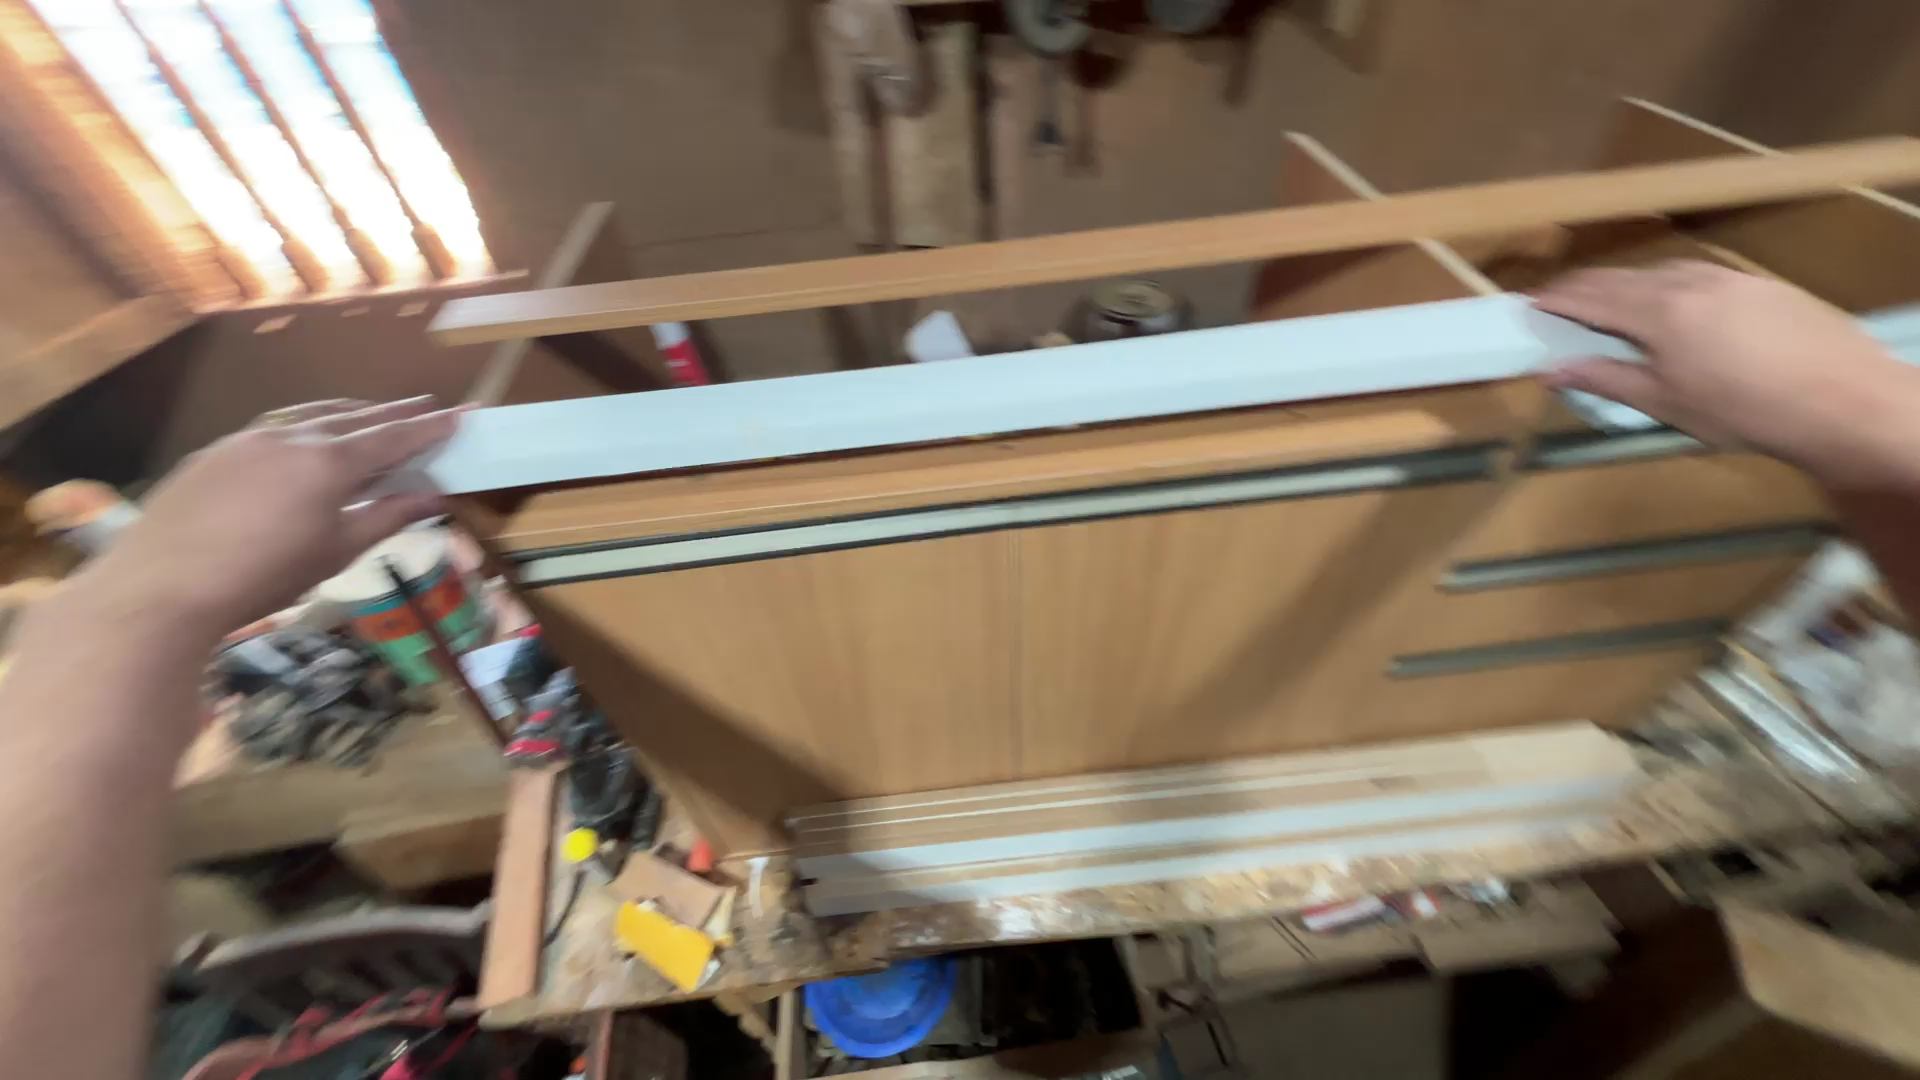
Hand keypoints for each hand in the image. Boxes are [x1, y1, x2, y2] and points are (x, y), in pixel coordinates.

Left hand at [84, 397, 462, 637]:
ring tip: (374, 415)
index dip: (431, 427)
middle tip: (426, 406)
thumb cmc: (268, 573)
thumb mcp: (341, 549)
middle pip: (356, 418)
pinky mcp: (215, 453)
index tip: (461, 414)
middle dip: (395, 413)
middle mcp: (291, 437)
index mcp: (329, 462)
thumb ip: (390, 516)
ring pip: (312, 417)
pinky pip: (278, 428)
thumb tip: (435, 499)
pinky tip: (312, 440)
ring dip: (352, 414)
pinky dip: (310, 426)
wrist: (160, 589)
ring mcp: (247, 440)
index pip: (395, 437)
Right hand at [1535, 261, 1919, 488]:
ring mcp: (1732, 280)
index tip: (1526, 303)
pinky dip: (1660, 282)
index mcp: (1660, 313)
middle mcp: (1692, 284)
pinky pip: (1694, 274)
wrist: (1845, 402)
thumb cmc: (1739, 409)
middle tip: (1551, 298)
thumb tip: (1548, 369)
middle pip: (1622, 277)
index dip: (1555, 300)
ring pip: (1659, 271)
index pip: (1591, 298)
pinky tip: (1660, 299)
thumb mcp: (1660, 401)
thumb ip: (1602, 378)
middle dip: (1581, 286)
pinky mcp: (1761, 285)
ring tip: (1600, 299)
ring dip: (1621, 282)